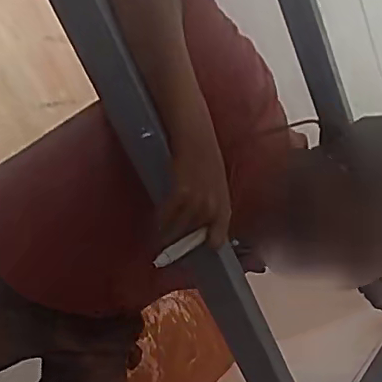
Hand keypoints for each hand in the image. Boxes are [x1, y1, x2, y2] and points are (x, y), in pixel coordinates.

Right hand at [158, 132, 230, 248]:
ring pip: (180, 230)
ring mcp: (199, 202)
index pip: (217, 241)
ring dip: (168, 236)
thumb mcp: (216, 185)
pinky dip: (161, 222)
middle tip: (169, 251)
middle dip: (181, 246)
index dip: (204, 247)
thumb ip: (213, 206)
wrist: (194, 130)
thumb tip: (201, 226)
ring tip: (160, 240)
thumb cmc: (204, 155)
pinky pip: (168, 216)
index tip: (193, 251)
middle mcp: (214, 208)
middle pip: (194, 239)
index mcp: (224, 208)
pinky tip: (156, 224)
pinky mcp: (183, 194)